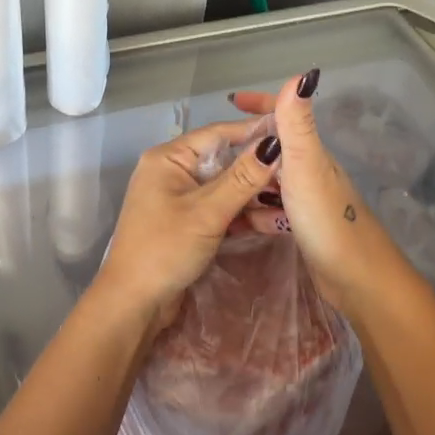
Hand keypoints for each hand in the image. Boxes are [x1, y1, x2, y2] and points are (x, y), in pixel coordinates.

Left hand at [96, 119, 280, 331]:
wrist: (135, 302)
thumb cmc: (165, 248)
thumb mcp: (208, 212)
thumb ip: (243, 178)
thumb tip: (275, 143)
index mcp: (168, 158)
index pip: (217, 134)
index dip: (253, 131)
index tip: (291, 132)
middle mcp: (172, 171)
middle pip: (223, 160)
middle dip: (258, 167)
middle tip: (299, 170)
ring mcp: (179, 198)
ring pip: (224, 187)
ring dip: (254, 194)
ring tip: (295, 195)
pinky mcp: (187, 222)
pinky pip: (219, 208)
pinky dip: (242, 213)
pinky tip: (274, 217)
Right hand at [229, 71, 400, 312]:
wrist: (357, 278)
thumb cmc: (327, 218)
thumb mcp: (305, 165)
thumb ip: (298, 124)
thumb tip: (303, 73)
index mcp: (310, 152)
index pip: (284, 117)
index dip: (261, 104)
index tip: (232, 101)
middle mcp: (310, 171)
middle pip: (273, 149)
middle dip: (244, 145)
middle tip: (209, 153)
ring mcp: (308, 200)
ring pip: (270, 180)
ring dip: (245, 179)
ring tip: (215, 186)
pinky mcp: (304, 227)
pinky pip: (271, 208)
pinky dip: (254, 209)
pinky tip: (238, 220)